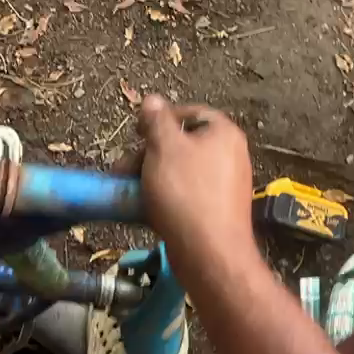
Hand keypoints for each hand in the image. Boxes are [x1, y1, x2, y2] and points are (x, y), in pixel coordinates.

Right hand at [135, 94, 257, 269]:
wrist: (210, 253)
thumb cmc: (186, 193)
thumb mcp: (164, 148)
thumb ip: (156, 120)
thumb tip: (152, 100)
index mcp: (223, 134)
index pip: (190, 113)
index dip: (161, 118)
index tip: (137, 133)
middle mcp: (229, 155)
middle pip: (182, 143)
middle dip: (148, 153)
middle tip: (124, 167)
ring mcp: (224, 185)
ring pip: (180, 170)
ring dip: (150, 175)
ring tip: (127, 188)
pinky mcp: (216, 210)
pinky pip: (186, 193)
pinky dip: (164, 194)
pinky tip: (144, 206)